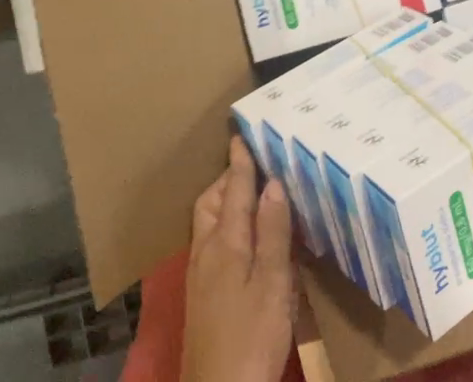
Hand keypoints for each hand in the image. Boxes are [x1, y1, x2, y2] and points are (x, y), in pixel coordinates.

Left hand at [182, 137, 295, 381]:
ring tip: (250, 197)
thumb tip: (273, 184)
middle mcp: (206, 253)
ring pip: (207, 225)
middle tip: (251, 165)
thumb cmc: (252, 336)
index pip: (233, 192)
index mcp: (225, 244)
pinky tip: (245, 242)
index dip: (241, 164)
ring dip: (224, 202)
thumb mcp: (272, 284)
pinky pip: (210, 244)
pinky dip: (225, 227)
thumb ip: (273, 233)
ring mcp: (199, 277)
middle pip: (210, 204)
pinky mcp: (202, 298)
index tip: (243, 135)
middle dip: (227, 180)